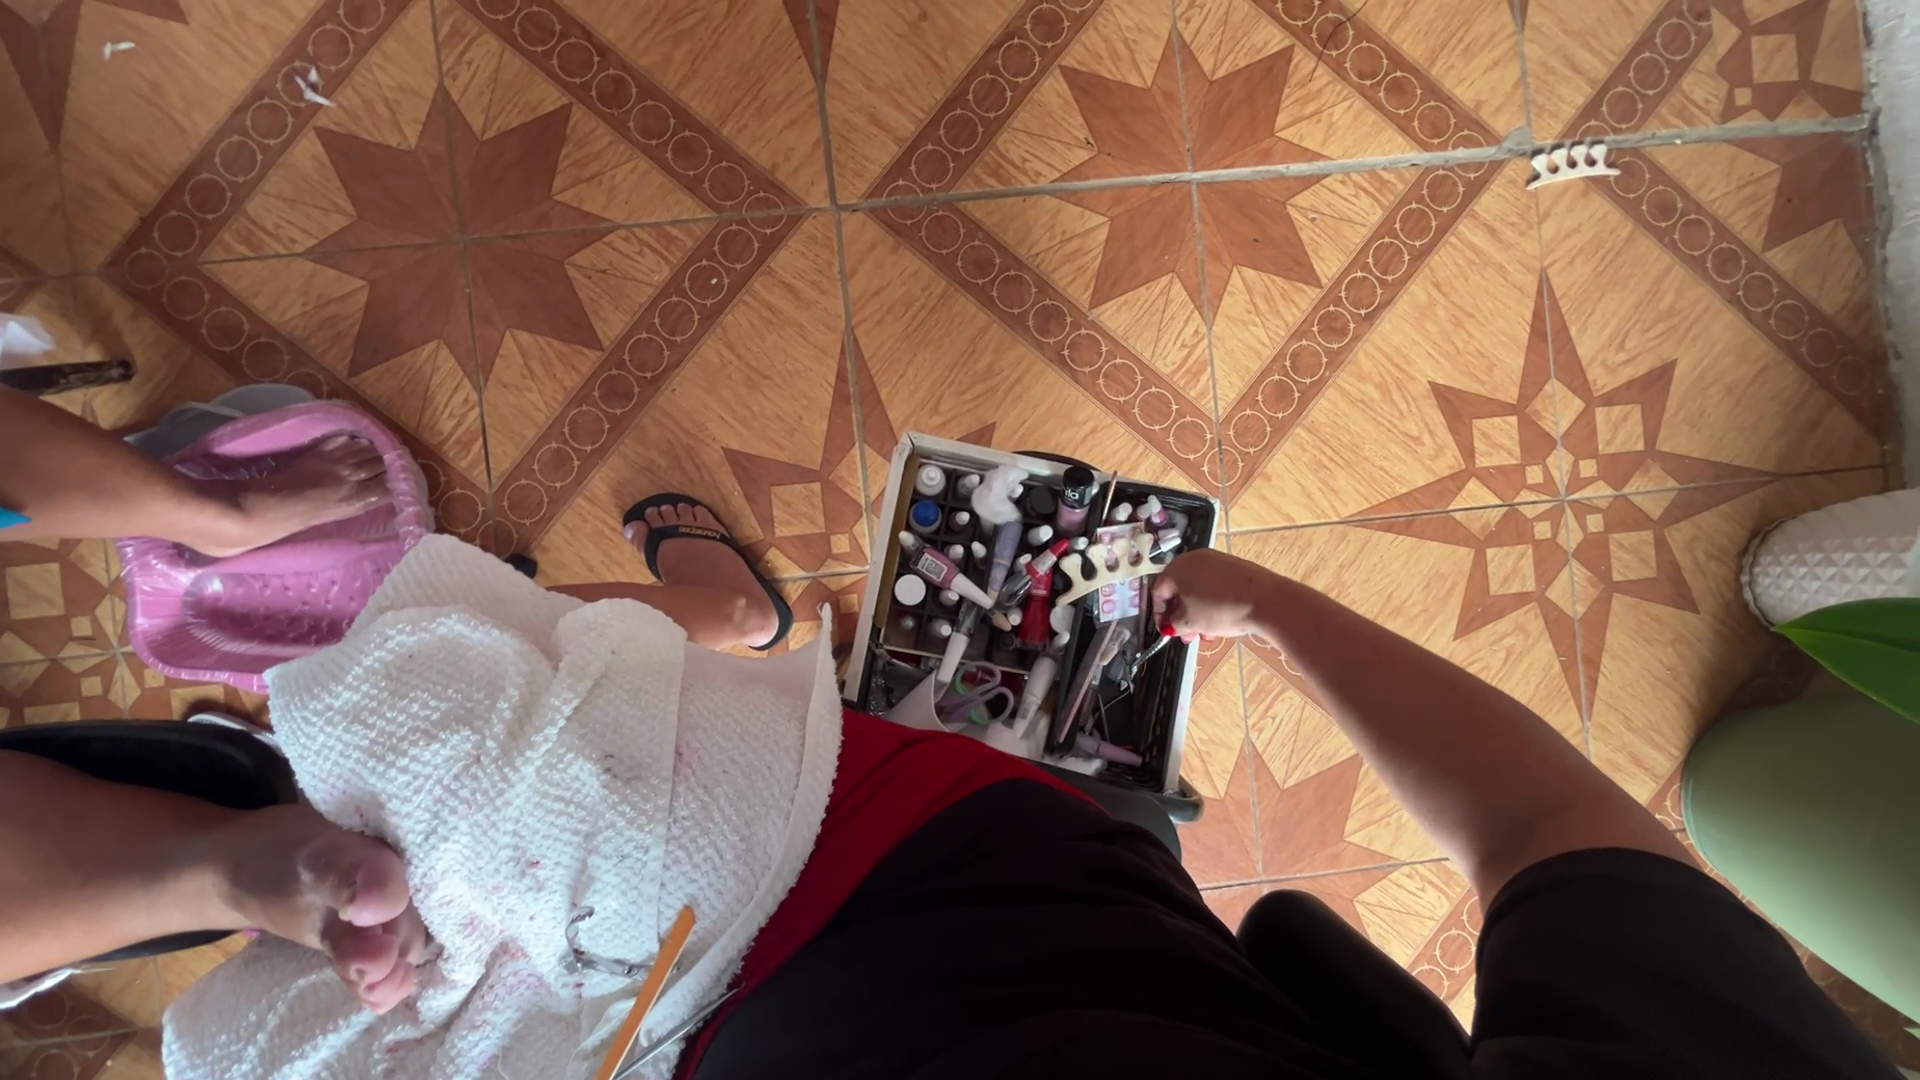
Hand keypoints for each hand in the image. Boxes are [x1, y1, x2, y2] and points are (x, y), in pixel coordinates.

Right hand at [1150, 548, 1283, 641]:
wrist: (1266, 601)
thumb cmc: (1219, 609)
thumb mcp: (1189, 622)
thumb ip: (1172, 624)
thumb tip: (1171, 624)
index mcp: (1176, 568)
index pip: (1158, 592)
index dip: (1159, 614)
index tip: (1166, 630)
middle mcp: (1194, 559)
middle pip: (1180, 590)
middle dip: (1181, 616)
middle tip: (1187, 635)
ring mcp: (1216, 560)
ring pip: (1199, 589)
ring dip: (1198, 612)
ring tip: (1207, 633)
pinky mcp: (1235, 566)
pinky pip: (1215, 585)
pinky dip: (1213, 603)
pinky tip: (1221, 620)